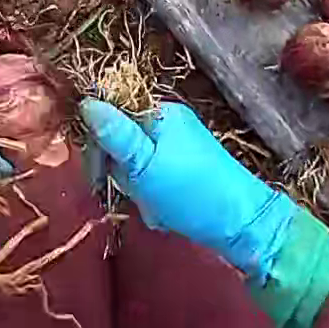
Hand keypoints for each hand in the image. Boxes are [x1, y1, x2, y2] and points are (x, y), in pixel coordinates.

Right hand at [82, 98, 297, 281]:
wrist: (243, 225)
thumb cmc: (191, 193)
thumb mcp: (144, 165)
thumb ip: (114, 135)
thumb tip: (86, 102)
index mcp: (158, 112)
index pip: (109, 112)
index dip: (98, 141)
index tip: (98, 172)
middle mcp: (167, 120)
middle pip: (119, 136)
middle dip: (118, 169)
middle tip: (132, 191)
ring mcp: (176, 142)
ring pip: (133, 160)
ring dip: (135, 185)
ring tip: (151, 204)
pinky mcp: (183, 164)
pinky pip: (150, 173)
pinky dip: (150, 192)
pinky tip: (161, 210)